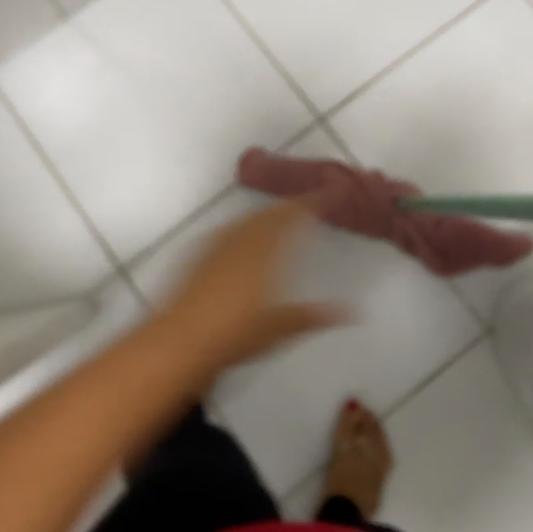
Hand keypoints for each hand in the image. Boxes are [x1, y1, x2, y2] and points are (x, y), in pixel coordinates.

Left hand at [156, 201, 348, 374]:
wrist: (181, 339)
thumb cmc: (235, 333)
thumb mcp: (281, 328)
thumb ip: (315, 316)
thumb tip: (351, 312)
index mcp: (266, 251)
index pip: (293, 217)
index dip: (311, 202)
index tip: (328, 193)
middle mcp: (242, 240)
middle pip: (268, 213)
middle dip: (289, 205)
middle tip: (305, 202)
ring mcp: (216, 244)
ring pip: (246, 219)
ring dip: (265, 214)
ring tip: (278, 215)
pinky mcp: (196, 253)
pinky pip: (226, 230)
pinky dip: (242, 226)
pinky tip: (241, 235)